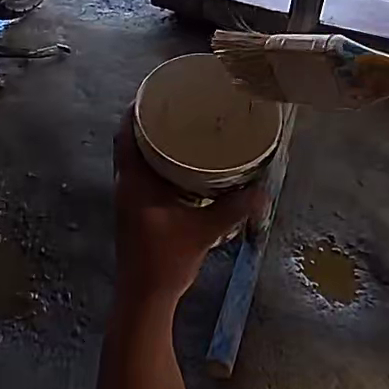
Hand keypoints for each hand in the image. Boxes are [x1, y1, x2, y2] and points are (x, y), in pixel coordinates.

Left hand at [113, 113, 263, 304]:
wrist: (145, 297)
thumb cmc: (166, 261)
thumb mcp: (203, 231)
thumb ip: (233, 209)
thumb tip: (262, 189)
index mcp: (133, 182)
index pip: (125, 135)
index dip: (135, 109)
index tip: (154, 91)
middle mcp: (127, 185)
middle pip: (130, 141)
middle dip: (148, 120)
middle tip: (175, 104)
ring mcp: (130, 198)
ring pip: (136, 158)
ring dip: (152, 141)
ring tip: (181, 125)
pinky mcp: (138, 209)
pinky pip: (144, 173)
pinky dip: (158, 161)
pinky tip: (183, 162)